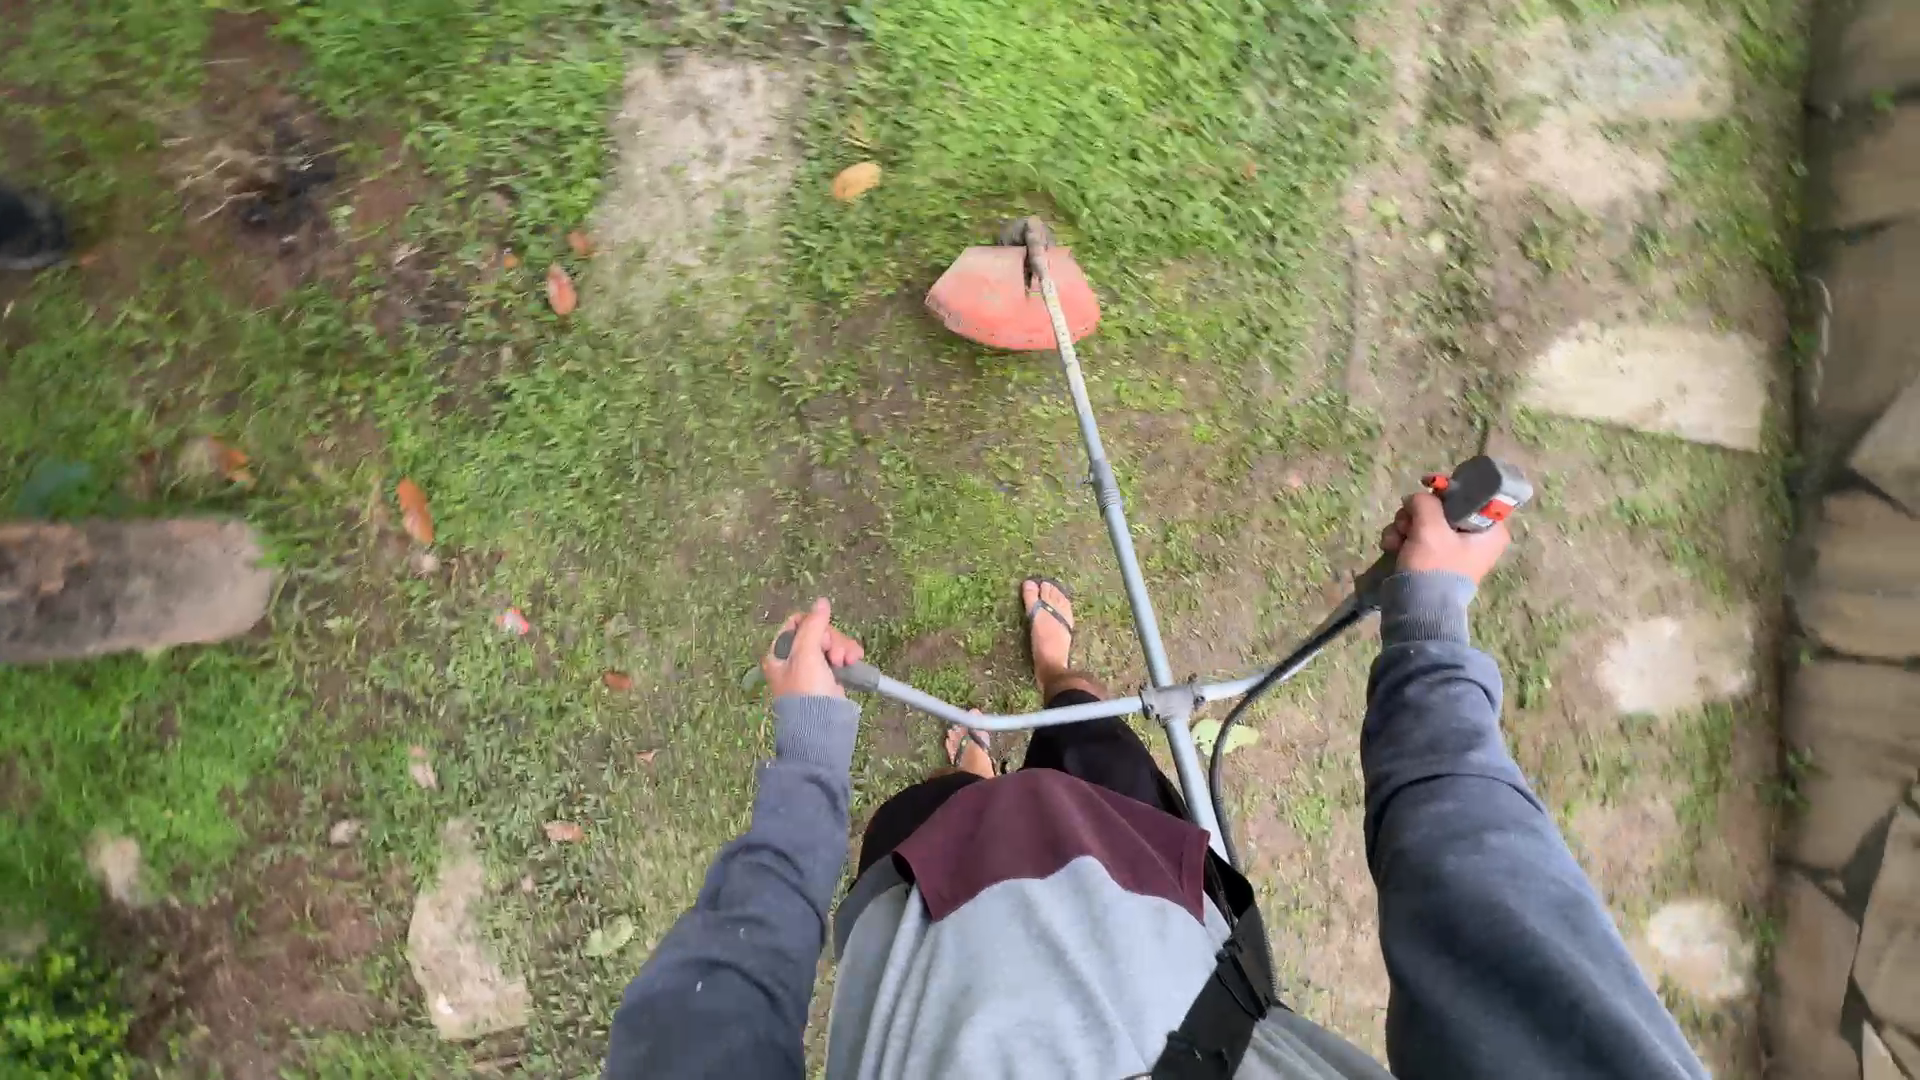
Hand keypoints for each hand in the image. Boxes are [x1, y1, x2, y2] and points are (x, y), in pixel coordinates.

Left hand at [761, 598, 864, 699]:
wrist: (821, 727)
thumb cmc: (807, 690)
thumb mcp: (806, 654)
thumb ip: (814, 626)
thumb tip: (822, 601)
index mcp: (779, 652)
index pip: (798, 623)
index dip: (814, 625)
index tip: (822, 638)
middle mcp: (793, 659)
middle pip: (818, 632)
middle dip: (832, 640)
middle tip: (836, 655)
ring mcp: (812, 668)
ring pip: (831, 643)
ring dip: (843, 647)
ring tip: (848, 661)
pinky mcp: (829, 676)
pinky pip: (840, 656)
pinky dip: (848, 655)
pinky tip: (855, 661)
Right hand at [1379, 491, 1509, 584]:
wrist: (1418, 607)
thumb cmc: (1433, 566)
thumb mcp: (1430, 528)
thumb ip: (1425, 503)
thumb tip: (1416, 498)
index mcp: (1490, 531)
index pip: (1473, 496)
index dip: (1447, 490)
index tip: (1426, 488)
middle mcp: (1475, 539)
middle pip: (1441, 509)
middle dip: (1416, 514)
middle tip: (1406, 523)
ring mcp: (1452, 550)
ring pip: (1423, 522)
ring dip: (1403, 527)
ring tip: (1395, 541)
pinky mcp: (1432, 560)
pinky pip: (1415, 538)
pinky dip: (1400, 540)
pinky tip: (1391, 548)